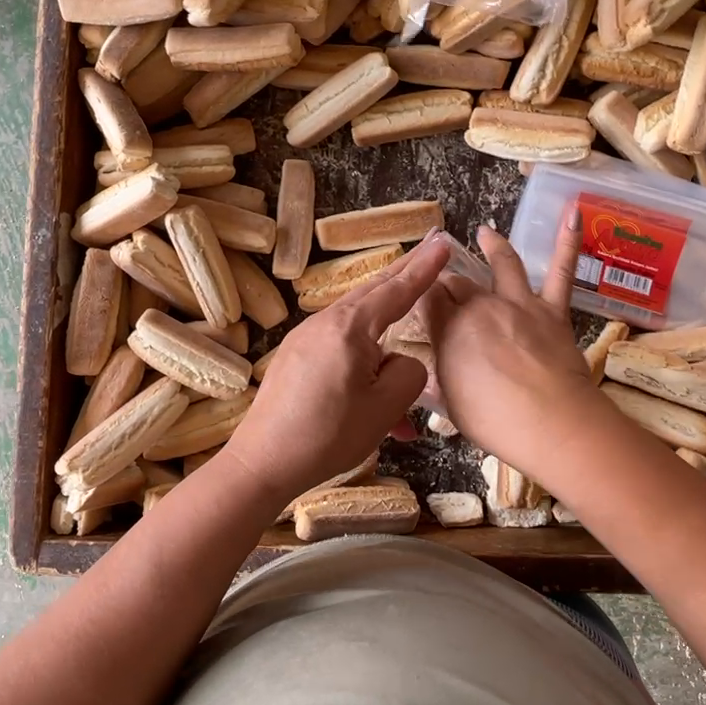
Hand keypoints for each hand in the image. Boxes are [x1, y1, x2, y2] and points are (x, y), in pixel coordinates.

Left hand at [218, 237, 451, 509]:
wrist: (262, 462)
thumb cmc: (328, 434)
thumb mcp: (385, 407)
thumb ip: (408, 374)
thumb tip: (399, 362)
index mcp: (350, 327)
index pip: (397, 289)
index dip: (424, 267)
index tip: (442, 242)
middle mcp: (324, 323)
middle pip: (373, 293)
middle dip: (404, 275)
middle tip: (429, 253)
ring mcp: (304, 339)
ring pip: (357, 324)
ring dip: (386, 329)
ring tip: (408, 326)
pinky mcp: (294, 359)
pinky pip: (338, 346)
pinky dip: (363, 358)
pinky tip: (374, 396)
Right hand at [419, 211, 607, 475]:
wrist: (550, 423)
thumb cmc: (494, 423)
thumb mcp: (451, 407)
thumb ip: (437, 386)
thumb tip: (423, 381)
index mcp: (448, 330)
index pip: (427, 300)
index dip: (422, 298)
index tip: (419, 300)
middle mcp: (479, 308)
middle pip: (458, 283)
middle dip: (448, 280)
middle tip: (446, 283)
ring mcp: (518, 304)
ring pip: (503, 265)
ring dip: (493, 245)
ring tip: (486, 232)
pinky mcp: (553, 311)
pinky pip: (561, 271)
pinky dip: (567, 242)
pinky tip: (575, 214)